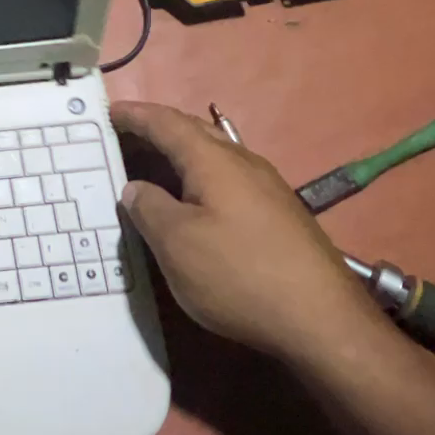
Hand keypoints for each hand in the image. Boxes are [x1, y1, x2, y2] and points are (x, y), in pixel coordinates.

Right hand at [112, 101, 379, 362]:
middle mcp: (243, 162)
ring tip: (153, 162)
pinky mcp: (280, 214)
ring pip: (215, 153)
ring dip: (181, 150)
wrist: (326, 323)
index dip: (135, 115)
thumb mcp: (176, 245)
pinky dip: (199, 174)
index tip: (108, 111)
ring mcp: (267, 188)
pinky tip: (195, 198)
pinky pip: (228, 176)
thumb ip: (149, 208)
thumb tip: (135, 188)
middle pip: (194, 130)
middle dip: (158, 126)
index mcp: (213, 160)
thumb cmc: (240, 275)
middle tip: (125, 132)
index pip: (165, 123)